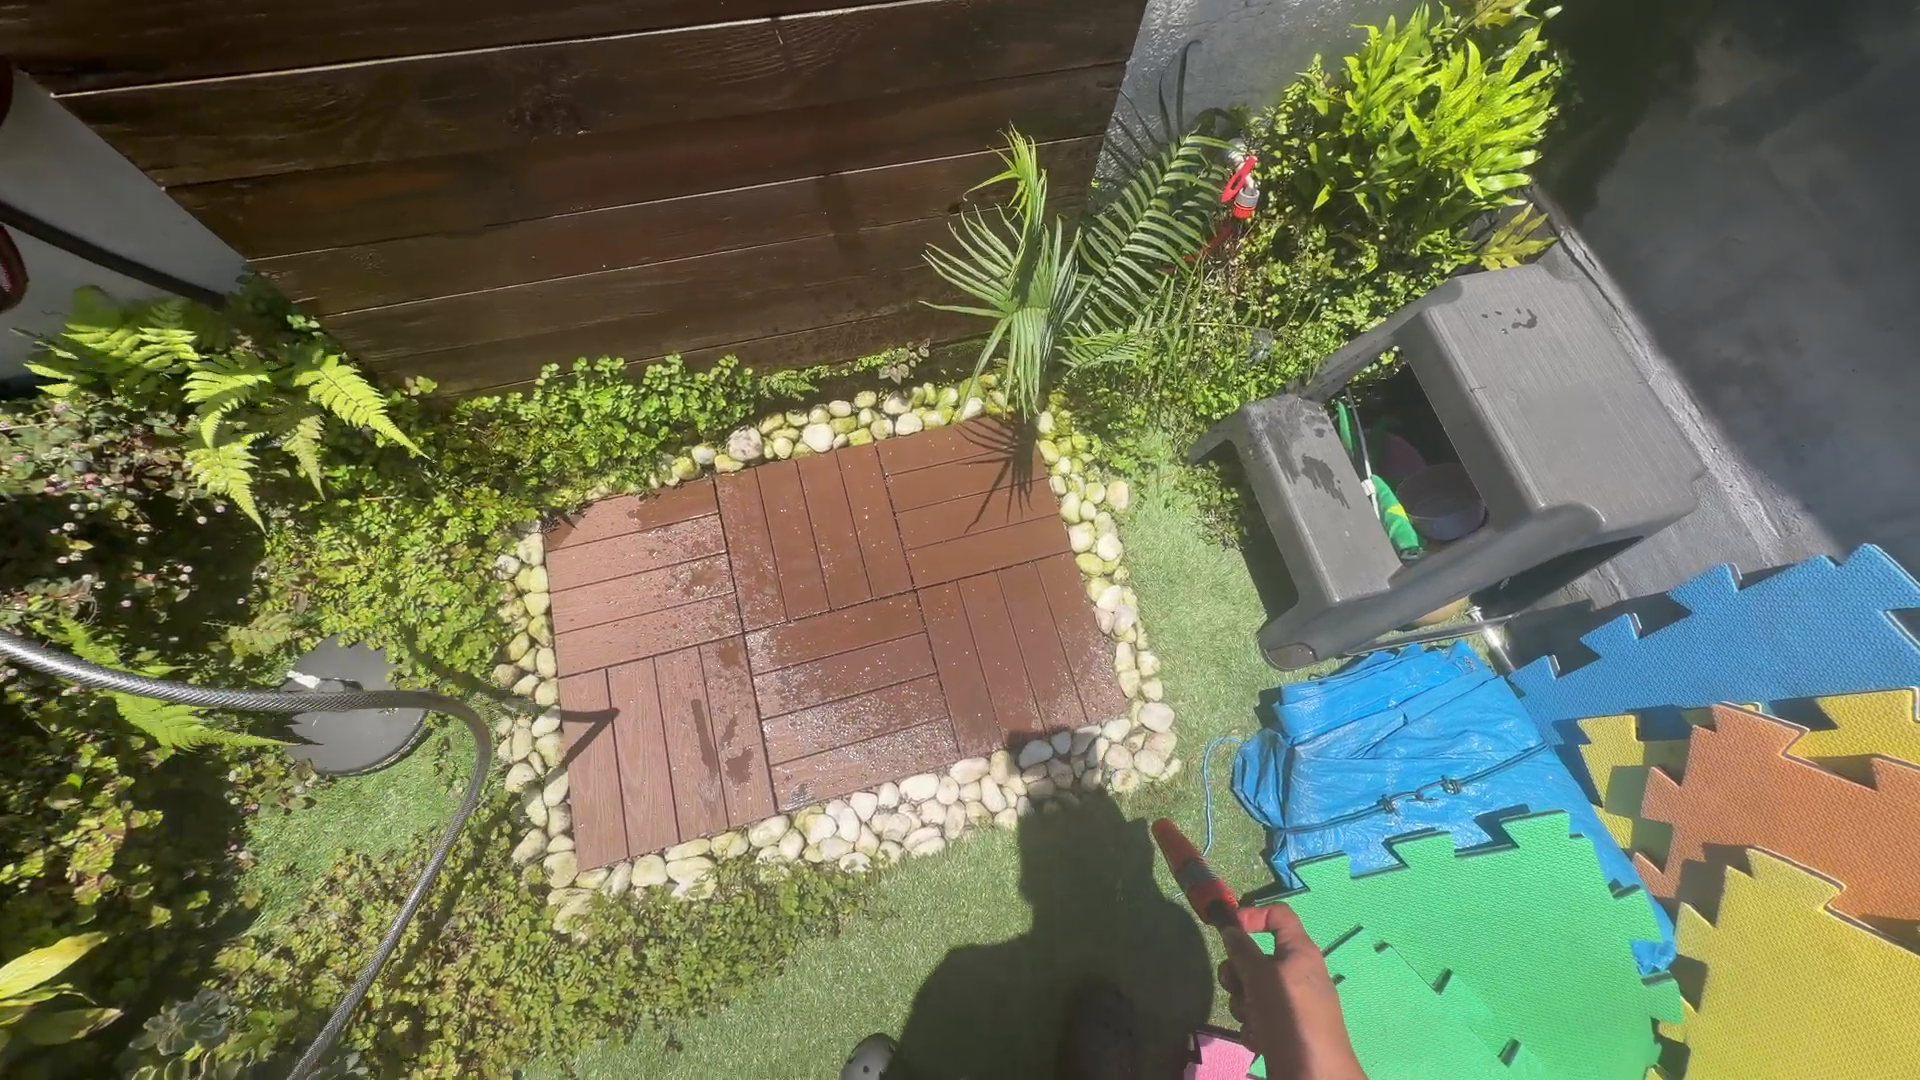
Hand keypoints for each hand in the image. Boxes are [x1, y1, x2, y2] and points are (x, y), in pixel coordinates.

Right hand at [1217, 904, 1367, 1079]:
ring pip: (1252, 988)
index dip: (1253, 915)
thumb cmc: (1290, 1016)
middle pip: (1256, 955)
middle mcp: (1296, 974)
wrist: (1314, 1078)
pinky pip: (1258, 1015)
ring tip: (1251, 1019)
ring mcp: (1290, 1004)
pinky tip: (1258, 1039)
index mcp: (1299, 952)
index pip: (1278, 915)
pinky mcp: (1284, 1030)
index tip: (1230, 929)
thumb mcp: (1261, 975)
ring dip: (1243, 1002)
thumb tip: (1231, 929)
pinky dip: (1253, 1025)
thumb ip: (1242, 949)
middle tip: (1234, 984)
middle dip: (1238, 971)